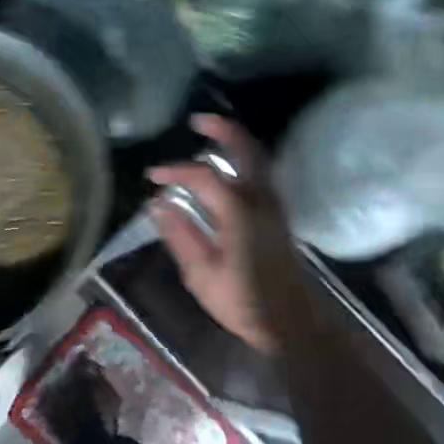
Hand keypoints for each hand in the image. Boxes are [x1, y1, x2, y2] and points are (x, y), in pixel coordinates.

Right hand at [149, 115, 324, 355]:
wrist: (291, 321)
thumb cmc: (242, 301)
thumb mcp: (201, 273)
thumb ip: (180, 235)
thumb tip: (159, 204)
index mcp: (239, 211)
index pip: (203, 176)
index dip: (175, 171)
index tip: (152, 176)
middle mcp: (261, 199)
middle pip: (246, 149)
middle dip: (222, 130)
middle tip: (197, 121)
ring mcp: (274, 205)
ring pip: (258, 159)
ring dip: (236, 143)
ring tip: (210, 137)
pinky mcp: (278, 215)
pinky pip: (261, 173)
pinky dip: (244, 160)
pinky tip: (227, 169)